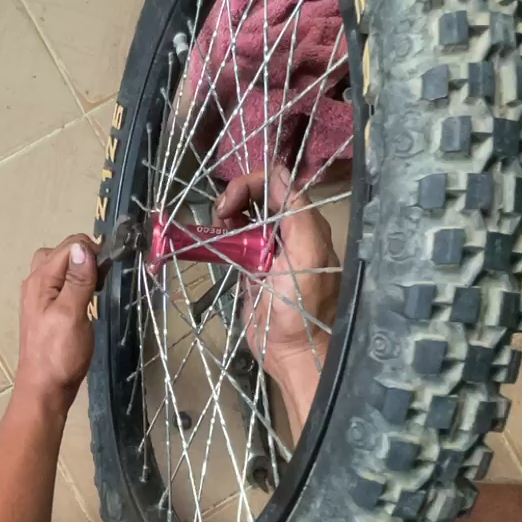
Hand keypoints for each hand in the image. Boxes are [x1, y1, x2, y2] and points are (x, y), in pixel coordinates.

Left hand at [13, 234, 97, 410]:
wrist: (44, 389)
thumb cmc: (58, 354)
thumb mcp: (71, 315)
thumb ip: (77, 281)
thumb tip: (82, 248)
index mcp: (40, 280)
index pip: (68, 246)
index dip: (91, 251)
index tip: (108, 271)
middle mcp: (36, 283)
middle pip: (61, 252)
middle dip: (84, 256)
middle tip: (102, 278)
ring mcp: (39, 297)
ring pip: (60, 268)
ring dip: (80, 270)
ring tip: (96, 287)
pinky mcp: (46, 309)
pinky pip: (60, 284)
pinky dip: (75, 283)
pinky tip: (87, 298)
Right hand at [215, 170, 340, 383]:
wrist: (291, 351)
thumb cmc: (302, 305)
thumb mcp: (306, 255)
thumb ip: (297, 213)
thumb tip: (278, 171)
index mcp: (305, 225)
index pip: (277, 185)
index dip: (251, 185)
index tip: (228, 204)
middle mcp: (287, 233)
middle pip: (257, 197)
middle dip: (235, 198)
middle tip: (219, 216)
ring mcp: (267, 251)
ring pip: (242, 217)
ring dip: (226, 216)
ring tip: (215, 229)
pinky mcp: (250, 268)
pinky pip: (234, 241)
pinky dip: (221, 236)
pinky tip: (214, 241)